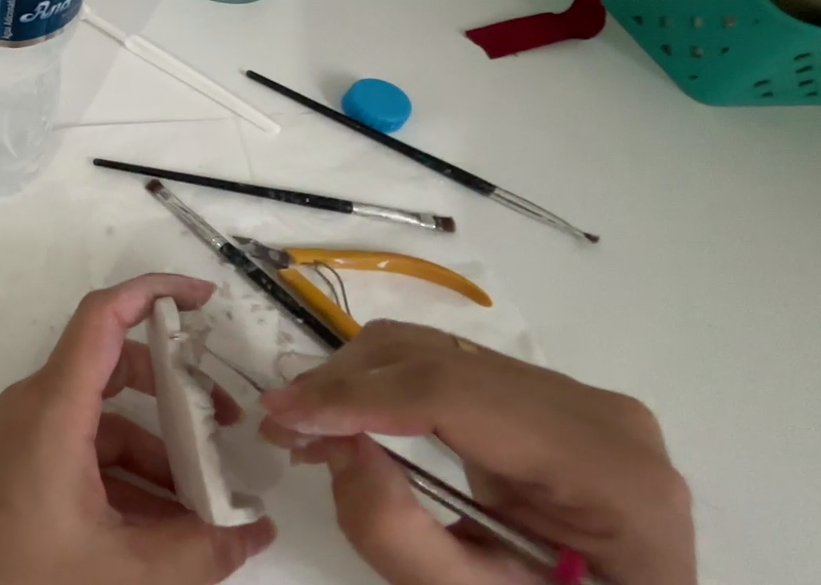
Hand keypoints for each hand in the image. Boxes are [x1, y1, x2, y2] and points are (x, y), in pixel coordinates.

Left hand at [0, 274, 275, 584]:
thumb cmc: (27, 576)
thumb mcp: (127, 570)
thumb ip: (199, 550)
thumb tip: (256, 533)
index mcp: (55, 406)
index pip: (102, 317)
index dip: (152, 292)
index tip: (203, 298)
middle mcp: (38, 403)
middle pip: (113, 365)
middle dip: (174, 388)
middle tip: (228, 426)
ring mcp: (28, 430)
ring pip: (105, 417)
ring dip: (157, 450)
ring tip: (212, 505)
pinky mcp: (25, 459)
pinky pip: (87, 448)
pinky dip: (129, 474)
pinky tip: (169, 527)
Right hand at [259, 321, 693, 584]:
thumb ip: (401, 537)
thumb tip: (340, 446)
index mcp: (609, 473)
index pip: (454, 396)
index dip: (357, 398)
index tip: (279, 415)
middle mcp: (594, 412)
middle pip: (434, 361)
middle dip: (341, 386)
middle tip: (279, 425)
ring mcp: (569, 395)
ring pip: (424, 350)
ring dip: (350, 380)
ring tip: (305, 425)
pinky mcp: (536, 393)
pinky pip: (434, 363)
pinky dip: (375, 383)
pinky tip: (346, 418)